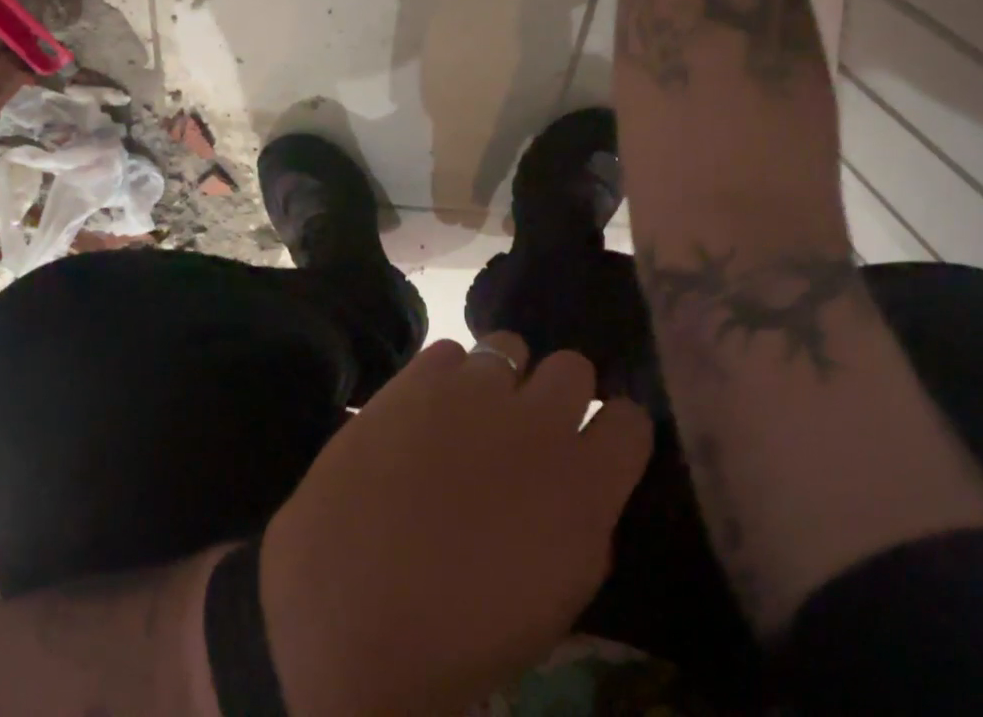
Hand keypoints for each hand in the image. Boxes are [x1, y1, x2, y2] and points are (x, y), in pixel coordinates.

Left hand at [258, 334, 653, 715]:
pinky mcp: (411, 382)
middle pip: (573, 367)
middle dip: (556, 393)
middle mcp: (538, 422)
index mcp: (585, 482)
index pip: (630, 420)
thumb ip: (582, 523)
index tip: (590, 446)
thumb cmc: (462, 635)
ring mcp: (472, 395)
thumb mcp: (558, 598)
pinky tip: (420, 413)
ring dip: (498, 377)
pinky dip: (441, 377)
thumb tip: (577, 483)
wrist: (351, 621)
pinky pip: (445, 352)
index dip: (610, 432)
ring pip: (506, 347)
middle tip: (525, 428)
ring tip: (469, 414)